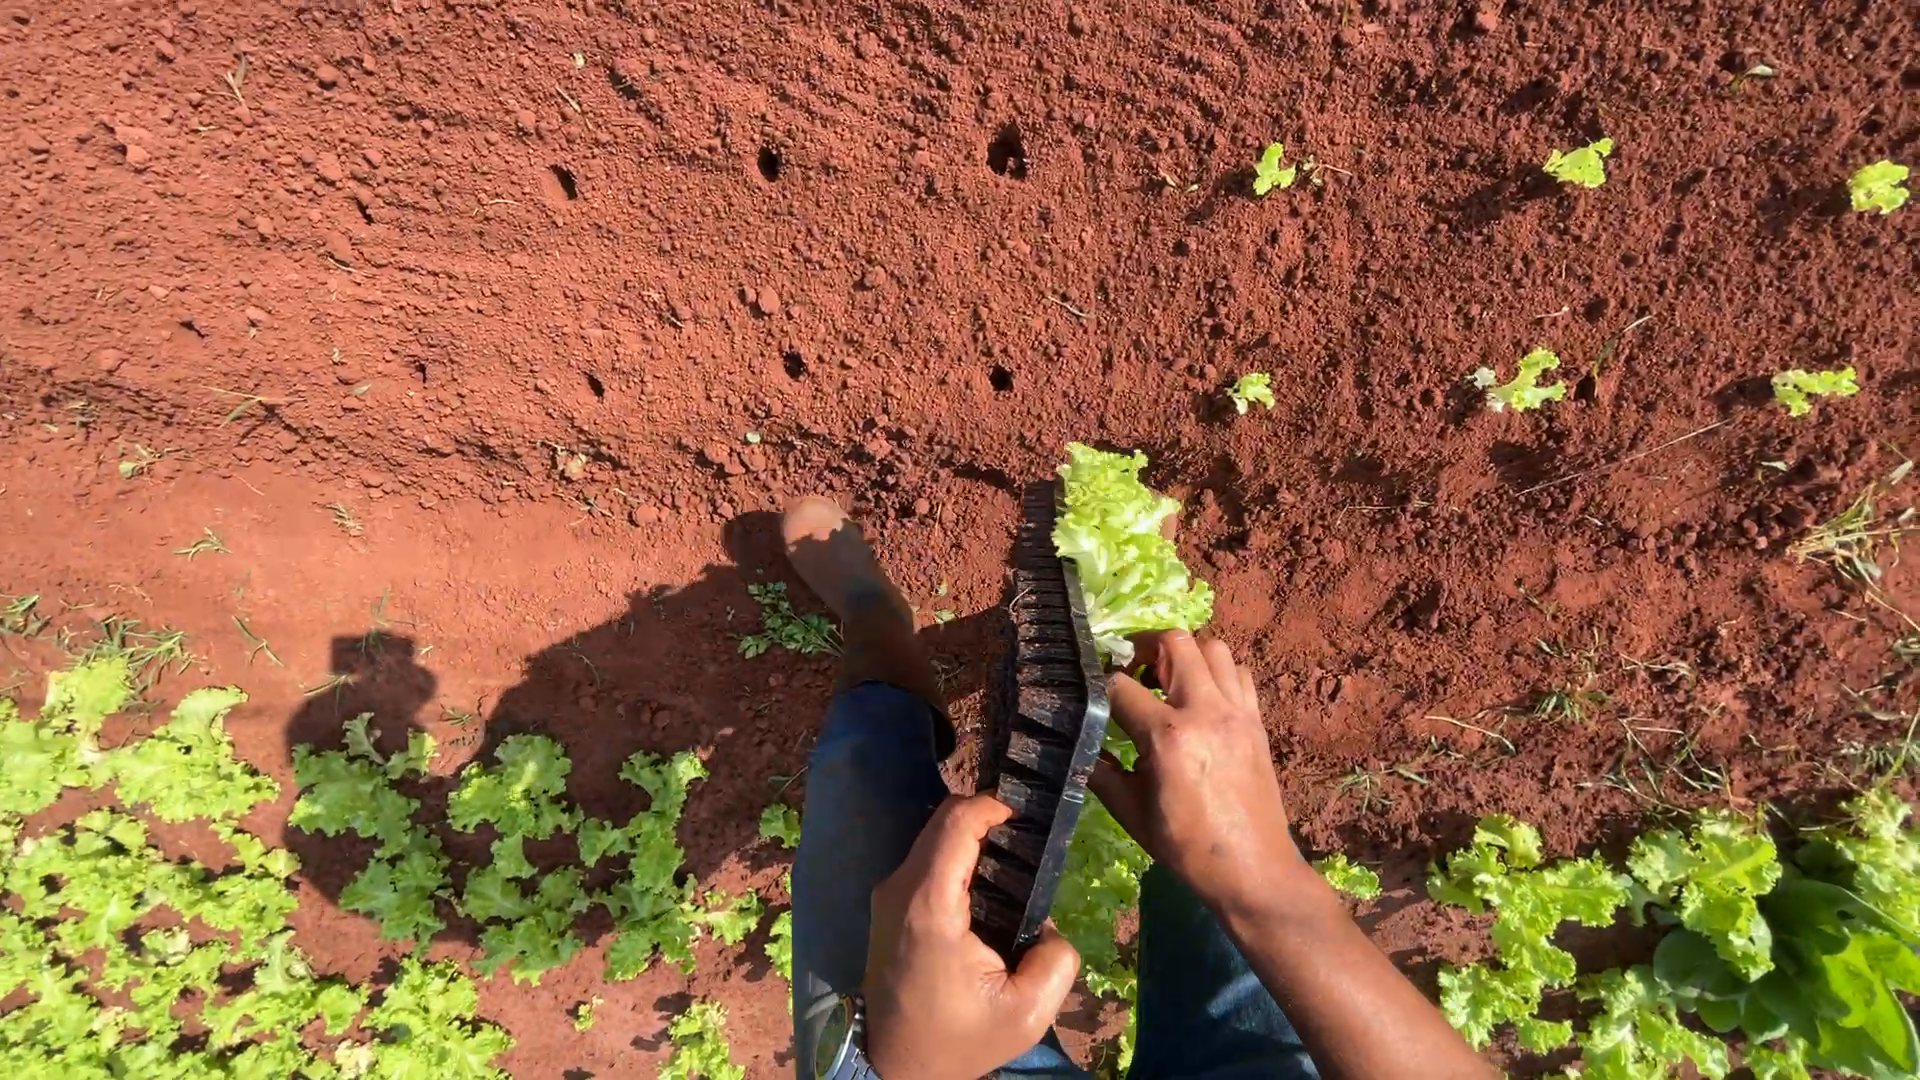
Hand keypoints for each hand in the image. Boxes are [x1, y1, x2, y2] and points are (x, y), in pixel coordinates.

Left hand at [863, 794, 1078, 1079]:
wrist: (895, 1070)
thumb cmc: (957, 1042)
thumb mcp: (1025, 1015)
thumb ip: (1056, 962)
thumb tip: (1049, 925)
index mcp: (929, 904)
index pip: (956, 821)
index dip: (992, 804)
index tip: (1027, 812)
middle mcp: (900, 887)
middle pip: (943, 820)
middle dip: (986, 815)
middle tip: (1027, 833)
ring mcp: (888, 893)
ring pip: (933, 836)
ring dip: (971, 835)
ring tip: (1012, 857)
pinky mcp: (887, 903)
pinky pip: (925, 858)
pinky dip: (956, 853)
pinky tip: (985, 881)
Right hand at [1090, 629, 1309, 920]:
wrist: (1253, 871)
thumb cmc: (1185, 845)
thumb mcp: (1129, 811)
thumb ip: (1100, 770)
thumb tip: (1076, 744)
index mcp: (1168, 736)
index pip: (1121, 684)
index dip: (1100, 682)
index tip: (1092, 689)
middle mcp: (1205, 711)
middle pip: (1174, 642)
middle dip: (1144, 646)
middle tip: (1131, 667)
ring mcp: (1237, 712)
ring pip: (1212, 647)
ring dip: (1184, 653)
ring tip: (1167, 677)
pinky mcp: (1256, 720)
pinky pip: (1238, 672)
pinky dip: (1216, 671)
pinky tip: (1200, 695)